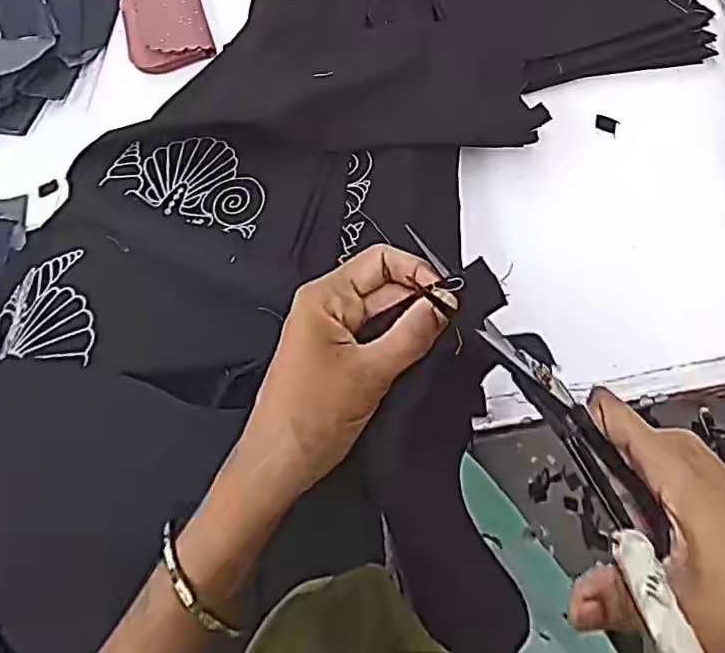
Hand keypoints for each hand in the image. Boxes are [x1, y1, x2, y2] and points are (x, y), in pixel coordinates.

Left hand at [234, 245, 451, 503]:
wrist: (278, 464)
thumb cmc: (301, 422)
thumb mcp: (370, 373)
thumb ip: (412, 334)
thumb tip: (440, 305)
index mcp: (323, 296)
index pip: (381, 259)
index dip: (417, 270)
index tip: (444, 293)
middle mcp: (324, 305)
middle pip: (385, 281)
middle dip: (419, 296)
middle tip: (446, 316)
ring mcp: (331, 327)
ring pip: (384, 307)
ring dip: (411, 318)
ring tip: (433, 335)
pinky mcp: (338, 349)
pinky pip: (376, 330)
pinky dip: (398, 337)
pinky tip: (412, 352)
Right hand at [567, 389, 724, 652]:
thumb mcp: (675, 606)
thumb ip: (615, 593)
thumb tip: (577, 598)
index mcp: (673, 465)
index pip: (610, 413)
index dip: (580, 417)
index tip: (560, 425)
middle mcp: (689, 456)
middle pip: (621, 443)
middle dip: (607, 478)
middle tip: (618, 527)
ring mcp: (706, 469)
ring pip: (644, 462)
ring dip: (632, 496)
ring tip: (648, 545)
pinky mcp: (717, 486)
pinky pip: (666, 475)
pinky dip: (655, 502)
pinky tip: (671, 547)